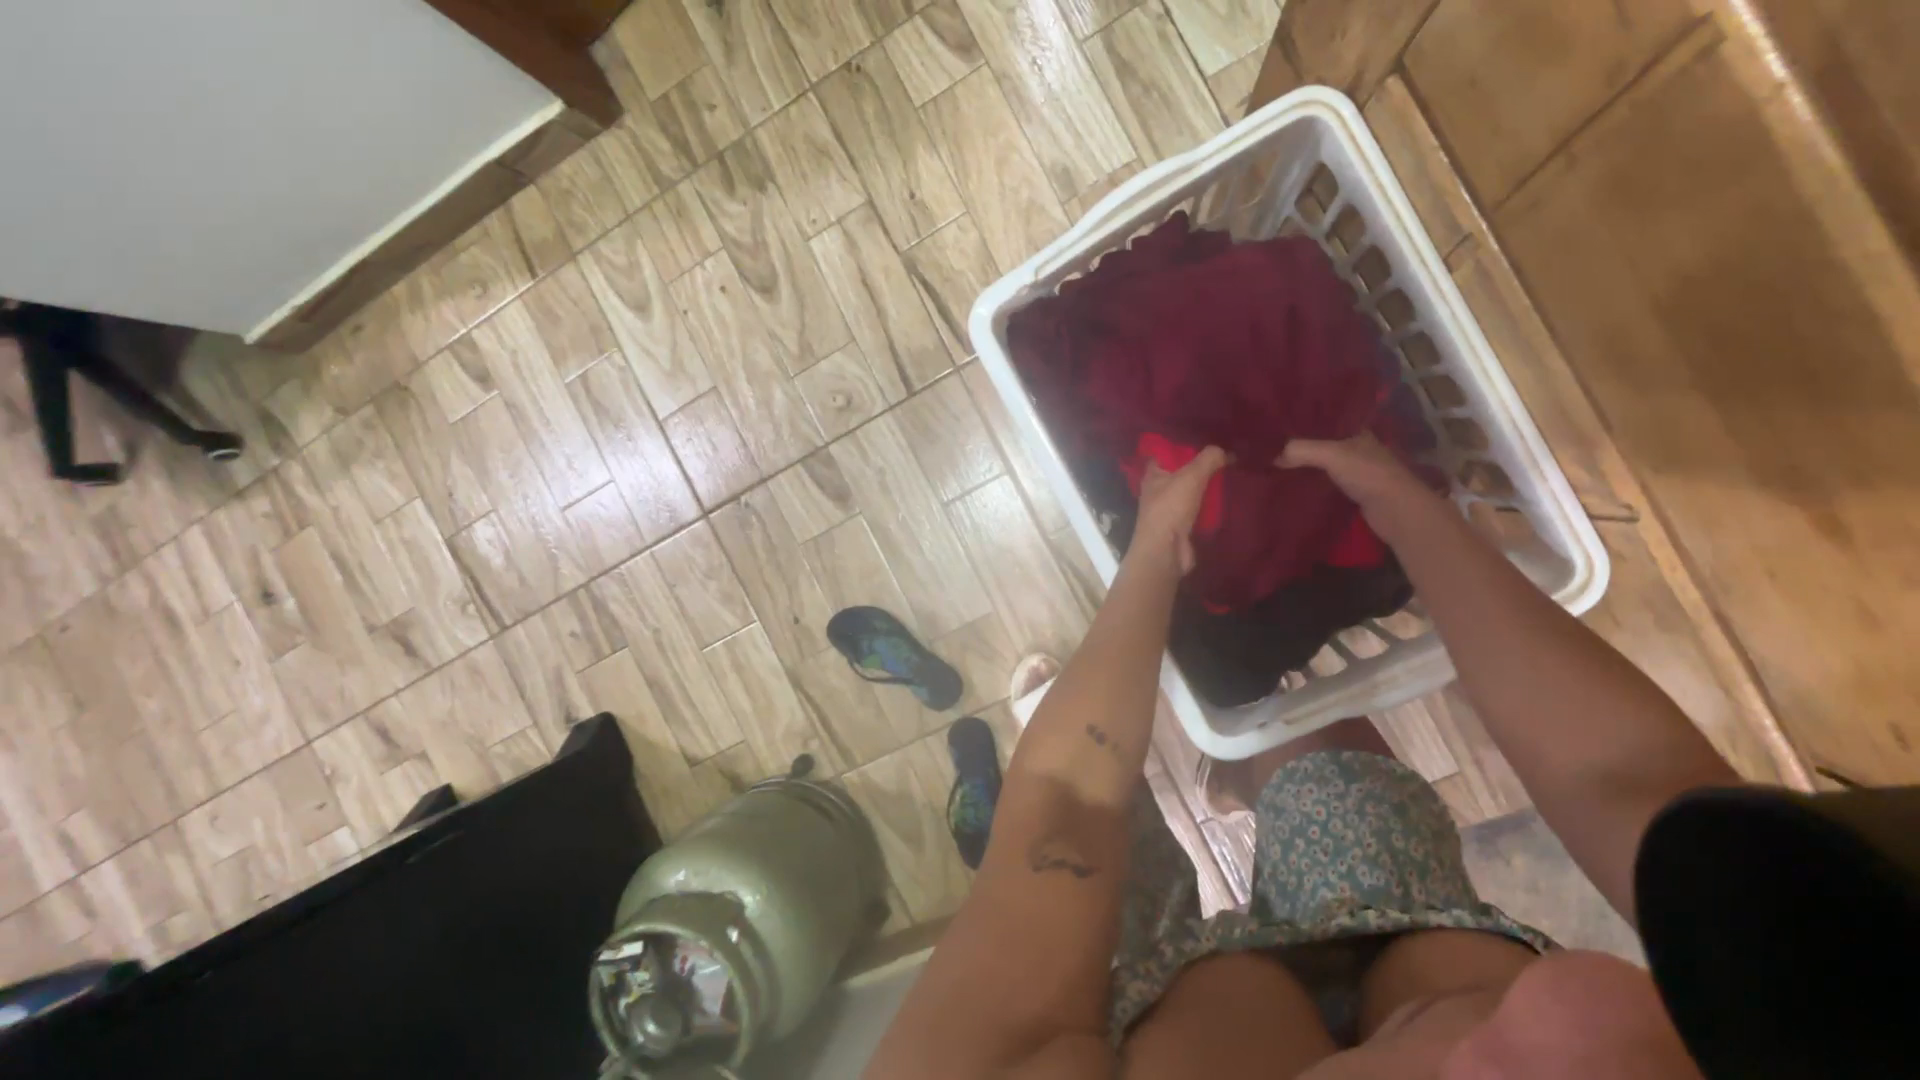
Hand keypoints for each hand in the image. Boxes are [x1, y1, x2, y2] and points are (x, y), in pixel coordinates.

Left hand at [1130, 446, 1227, 574]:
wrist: (1166, 551)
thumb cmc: (1171, 508)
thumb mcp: (1191, 476)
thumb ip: (1208, 459)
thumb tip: (1225, 451)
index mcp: (1153, 474)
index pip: (1165, 452)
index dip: (1183, 444)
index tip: (1206, 437)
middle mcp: (1159, 490)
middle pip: (1184, 472)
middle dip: (1203, 465)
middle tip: (1229, 454)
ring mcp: (1171, 509)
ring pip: (1195, 491)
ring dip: (1211, 486)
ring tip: (1235, 473)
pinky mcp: (1184, 526)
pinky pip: (1202, 510)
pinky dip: (1214, 506)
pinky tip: (1231, 497)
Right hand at [1278, 433, 1434, 533]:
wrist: (1396, 511)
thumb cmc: (1368, 474)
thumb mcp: (1331, 454)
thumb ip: (1301, 450)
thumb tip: (1272, 457)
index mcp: (1356, 431)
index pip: (1325, 420)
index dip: (1302, 422)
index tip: (1276, 426)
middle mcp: (1357, 448)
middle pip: (1321, 444)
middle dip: (1299, 446)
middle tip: (1269, 448)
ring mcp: (1356, 472)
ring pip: (1322, 465)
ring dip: (1303, 467)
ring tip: (1273, 466)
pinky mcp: (1353, 493)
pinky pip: (1324, 484)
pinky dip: (1310, 485)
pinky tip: (1291, 487)